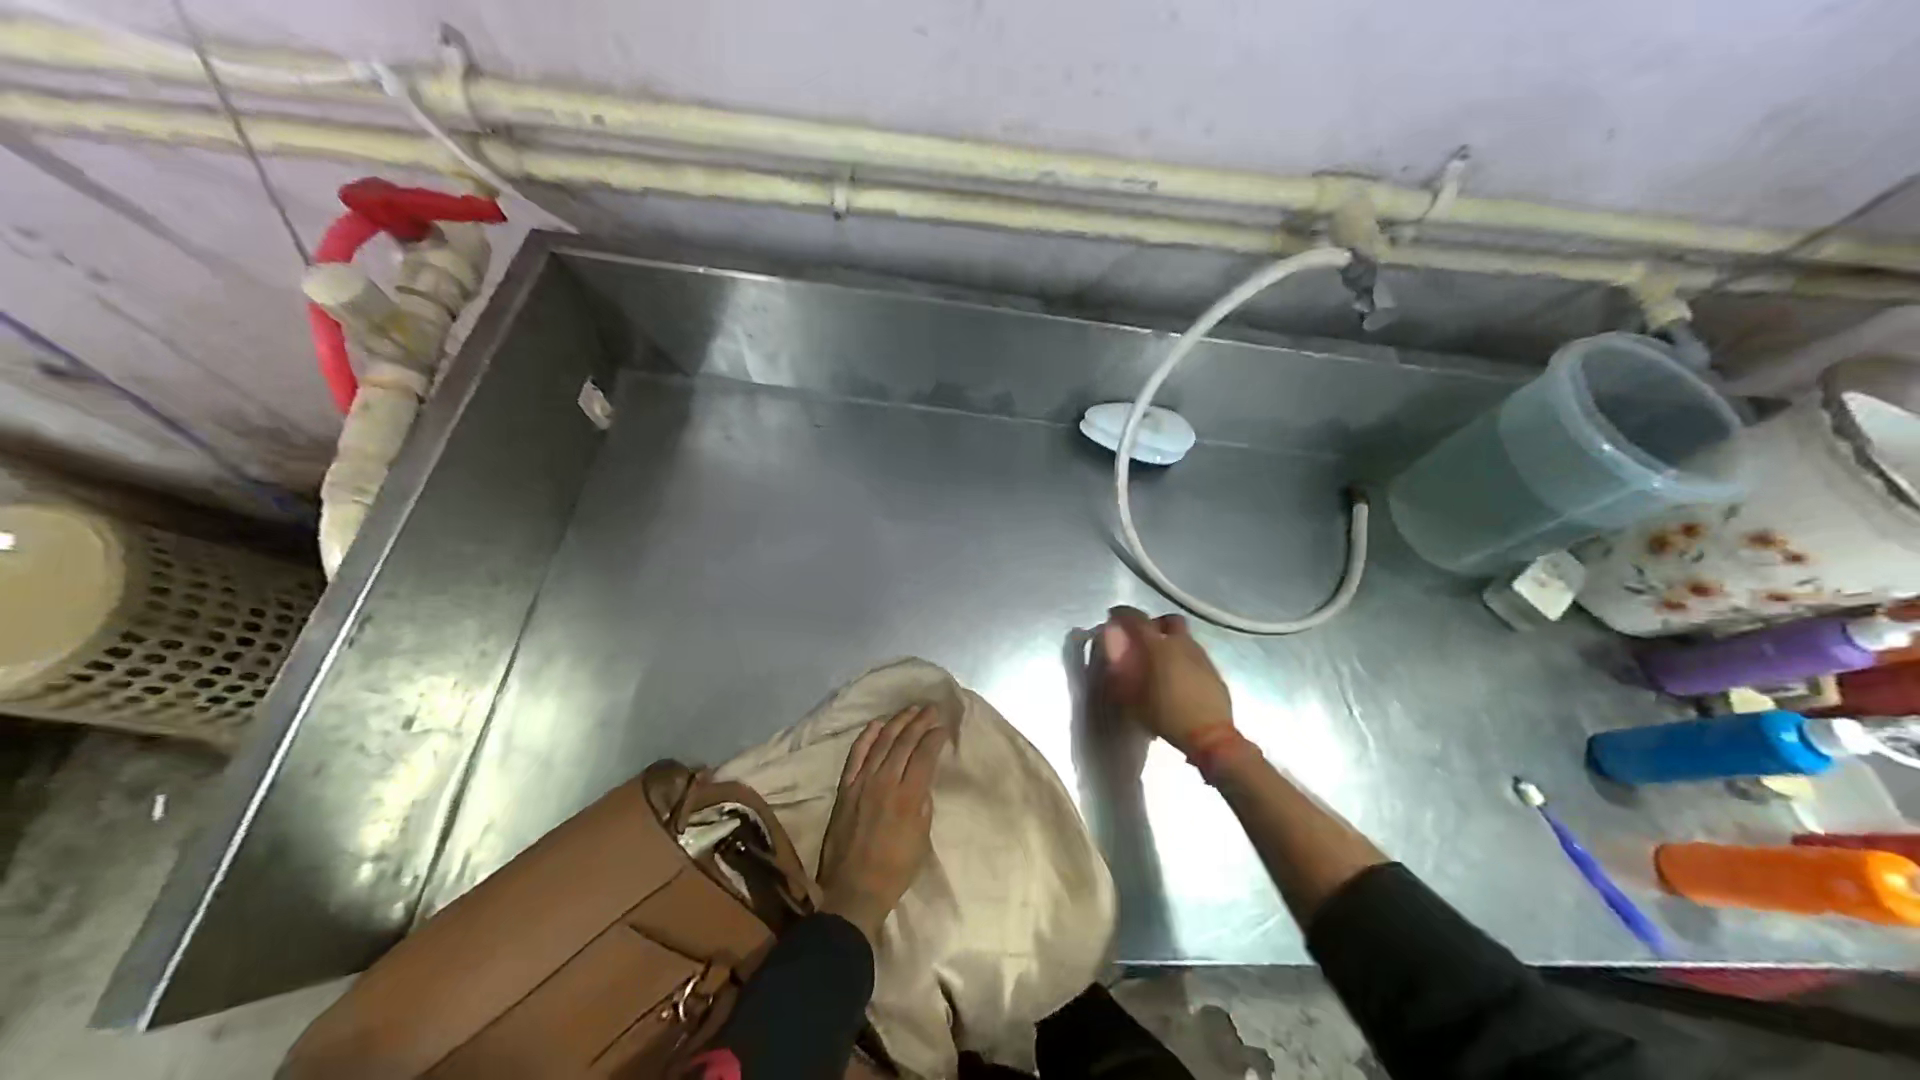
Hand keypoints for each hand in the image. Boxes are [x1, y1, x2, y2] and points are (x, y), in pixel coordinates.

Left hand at [817, 704, 949, 943]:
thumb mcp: (921, 839)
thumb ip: (923, 804)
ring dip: (897, 723)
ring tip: (910, 710)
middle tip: (931, 709)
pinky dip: (867, 737)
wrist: (853, 889)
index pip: (924, 754)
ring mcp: (862, 782)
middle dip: (920, 722)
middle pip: (904, 742)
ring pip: (882, 742)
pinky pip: (856, 754)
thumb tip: (923, 781)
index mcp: (908, 796)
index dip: (935, 738)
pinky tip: (877, 724)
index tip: (943, 728)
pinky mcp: (845, 788)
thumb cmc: (894, 870)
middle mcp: (884, 781)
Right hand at [1098, 606, 1232, 754]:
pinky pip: (1194, 654)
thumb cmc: (1165, 715)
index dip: (1122, 614)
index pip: (1137, 618)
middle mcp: (1181, 643)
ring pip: (1184, 637)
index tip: (1113, 617)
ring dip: (1170, 642)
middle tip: (1143, 640)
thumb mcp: (1130, 697)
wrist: (1210, 736)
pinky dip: (1183, 657)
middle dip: (1154, 624)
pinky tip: (1177, 678)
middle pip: (1168, 620)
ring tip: (1160, 662)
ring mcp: (1201, 655)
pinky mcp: (1214, 670)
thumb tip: (1112, 648)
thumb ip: (1118, 669)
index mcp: (1158, 646)